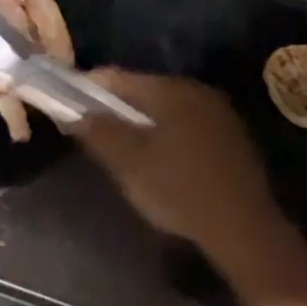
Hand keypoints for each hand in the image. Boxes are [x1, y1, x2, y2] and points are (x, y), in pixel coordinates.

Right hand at [77, 69, 283, 265]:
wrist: (242, 228)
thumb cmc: (178, 190)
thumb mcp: (128, 164)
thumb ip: (97, 133)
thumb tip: (73, 113)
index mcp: (172, 91)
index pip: (117, 77)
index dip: (87, 88)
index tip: (64, 103)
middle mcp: (197, 92)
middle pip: (143, 90)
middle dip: (113, 106)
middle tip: (88, 129)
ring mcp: (218, 114)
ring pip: (165, 108)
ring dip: (139, 121)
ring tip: (117, 146)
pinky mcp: (229, 137)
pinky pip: (185, 124)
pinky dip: (163, 133)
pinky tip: (155, 159)